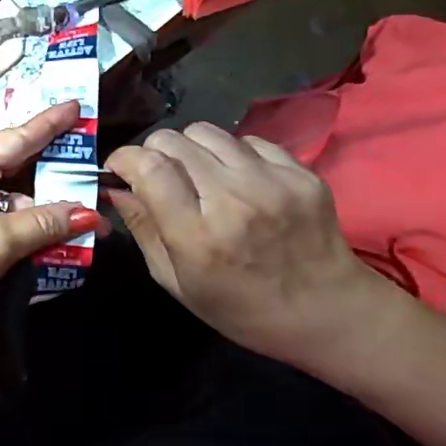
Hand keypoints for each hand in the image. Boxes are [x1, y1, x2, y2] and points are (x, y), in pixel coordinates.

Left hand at [0, 101, 103, 336]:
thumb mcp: (1, 238)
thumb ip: (48, 223)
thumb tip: (92, 215)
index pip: (18, 136)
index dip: (52, 123)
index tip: (79, 106)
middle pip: (19, 166)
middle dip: (57, 174)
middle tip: (94, 170)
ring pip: (16, 195)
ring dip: (47, 208)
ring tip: (87, 214)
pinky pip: (5, 216)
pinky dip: (30, 224)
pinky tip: (58, 234)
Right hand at [104, 123, 391, 365]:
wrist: (329, 313)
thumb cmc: (243, 309)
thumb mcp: (178, 282)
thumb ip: (143, 230)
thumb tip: (115, 188)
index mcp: (198, 236)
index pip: (149, 166)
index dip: (124, 158)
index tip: (119, 167)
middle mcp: (233, 200)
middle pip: (173, 141)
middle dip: (153, 152)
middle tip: (159, 175)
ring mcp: (272, 182)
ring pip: (207, 131)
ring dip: (191, 149)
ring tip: (199, 174)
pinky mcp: (300, 172)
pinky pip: (248, 140)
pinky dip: (232, 154)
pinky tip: (239, 181)